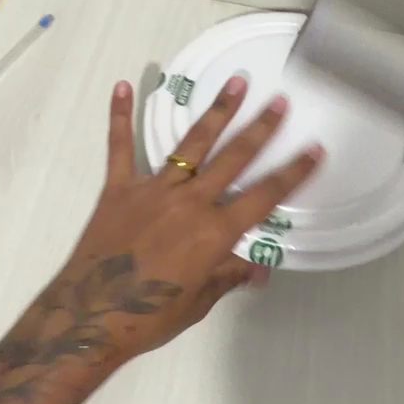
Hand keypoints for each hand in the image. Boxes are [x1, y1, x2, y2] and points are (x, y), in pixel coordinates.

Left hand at [14, 75, 322, 374]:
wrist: (90, 319)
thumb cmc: (149, 317)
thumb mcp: (198, 303)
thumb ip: (228, 277)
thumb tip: (258, 269)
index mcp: (214, 233)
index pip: (264, 197)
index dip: (293, 173)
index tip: (313, 149)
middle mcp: (190, 203)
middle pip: (233, 159)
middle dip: (260, 128)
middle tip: (278, 101)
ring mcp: (153, 190)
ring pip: (191, 145)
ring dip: (216, 112)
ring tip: (235, 83)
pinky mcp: (119, 188)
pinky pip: (120, 147)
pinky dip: (120, 116)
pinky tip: (124, 86)